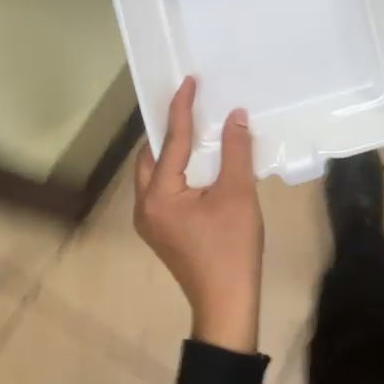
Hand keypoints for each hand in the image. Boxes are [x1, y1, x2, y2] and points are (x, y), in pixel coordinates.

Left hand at [134, 76, 263, 352]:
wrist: (226, 302)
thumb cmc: (231, 247)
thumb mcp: (238, 192)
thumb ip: (234, 150)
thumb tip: (234, 115)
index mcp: (159, 195)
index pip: (171, 141)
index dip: (182, 108)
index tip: (188, 81)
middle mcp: (145, 206)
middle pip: (152, 156)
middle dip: (169, 128)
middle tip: (190, 102)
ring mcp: (151, 221)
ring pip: (155, 173)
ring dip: (173, 148)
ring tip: (195, 125)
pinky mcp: (162, 230)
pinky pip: (163, 187)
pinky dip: (177, 168)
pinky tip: (198, 161)